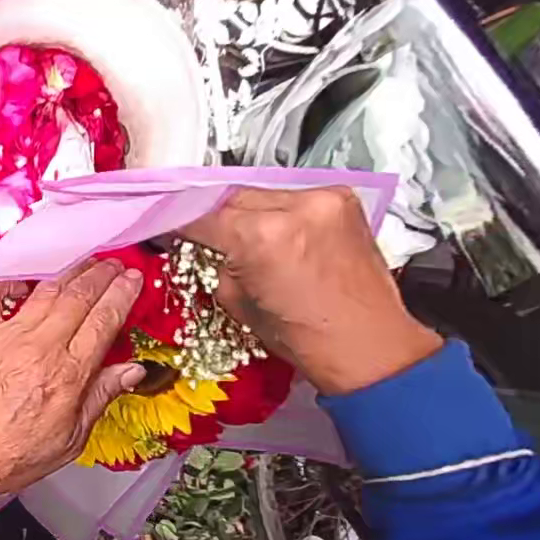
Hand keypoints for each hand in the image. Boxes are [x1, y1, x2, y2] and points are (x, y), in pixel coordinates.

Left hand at [0, 259, 146, 510]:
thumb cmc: (13, 453)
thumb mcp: (73, 436)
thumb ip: (102, 396)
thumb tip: (132, 371)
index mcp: (68, 373)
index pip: (104, 319)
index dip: (122, 294)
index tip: (134, 280)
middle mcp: (40, 347)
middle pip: (78, 296)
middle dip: (102, 274)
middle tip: (116, 264)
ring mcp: (9, 337)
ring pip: (46, 291)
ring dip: (70, 272)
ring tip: (87, 263)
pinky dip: (7, 282)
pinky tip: (24, 280)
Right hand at [181, 187, 442, 395]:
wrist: (369, 346)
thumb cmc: (306, 339)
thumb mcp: (240, 306)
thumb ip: (219, 267)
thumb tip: (207, 248)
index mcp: (262, 237)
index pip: (205, 217)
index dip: (182, 223)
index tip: (170, 227)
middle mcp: (295, 206)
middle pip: (233, 197)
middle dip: (215, 215)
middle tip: (205, 234)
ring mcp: (323, 198)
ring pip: (264, 193)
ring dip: (248, 213)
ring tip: (247, 238)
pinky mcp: (342, 200)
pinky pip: (294, 197)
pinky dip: (280, 213)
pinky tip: (280, 235)